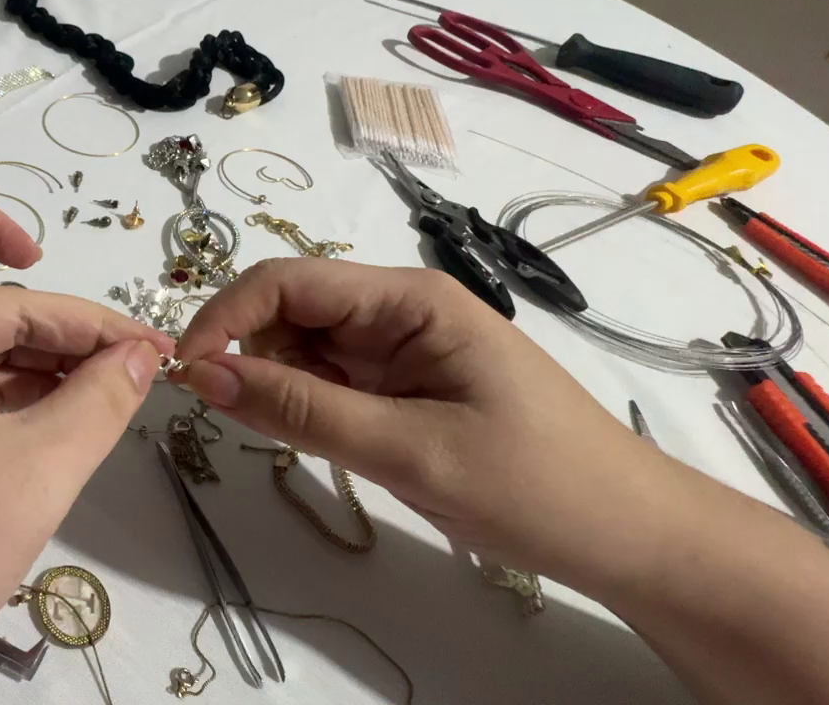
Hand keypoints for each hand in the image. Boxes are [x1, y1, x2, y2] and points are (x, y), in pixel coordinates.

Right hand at [173, 258, 657, 576]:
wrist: (640, 545)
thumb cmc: (538, 486)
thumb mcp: (409, 450)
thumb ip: (299, 409)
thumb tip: (200, 374)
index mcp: (406, 298)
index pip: (286, 282)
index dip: (226, 316)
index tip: (188, 371)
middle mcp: (394, 308)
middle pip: (286, 309)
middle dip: (247, 352)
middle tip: (233, 412)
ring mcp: (394, 345)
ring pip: (297, 345)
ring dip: (273, 381)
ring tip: (289, 433)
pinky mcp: (395, 380)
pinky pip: (322, 377)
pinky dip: (299, 402)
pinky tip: (314, 435)